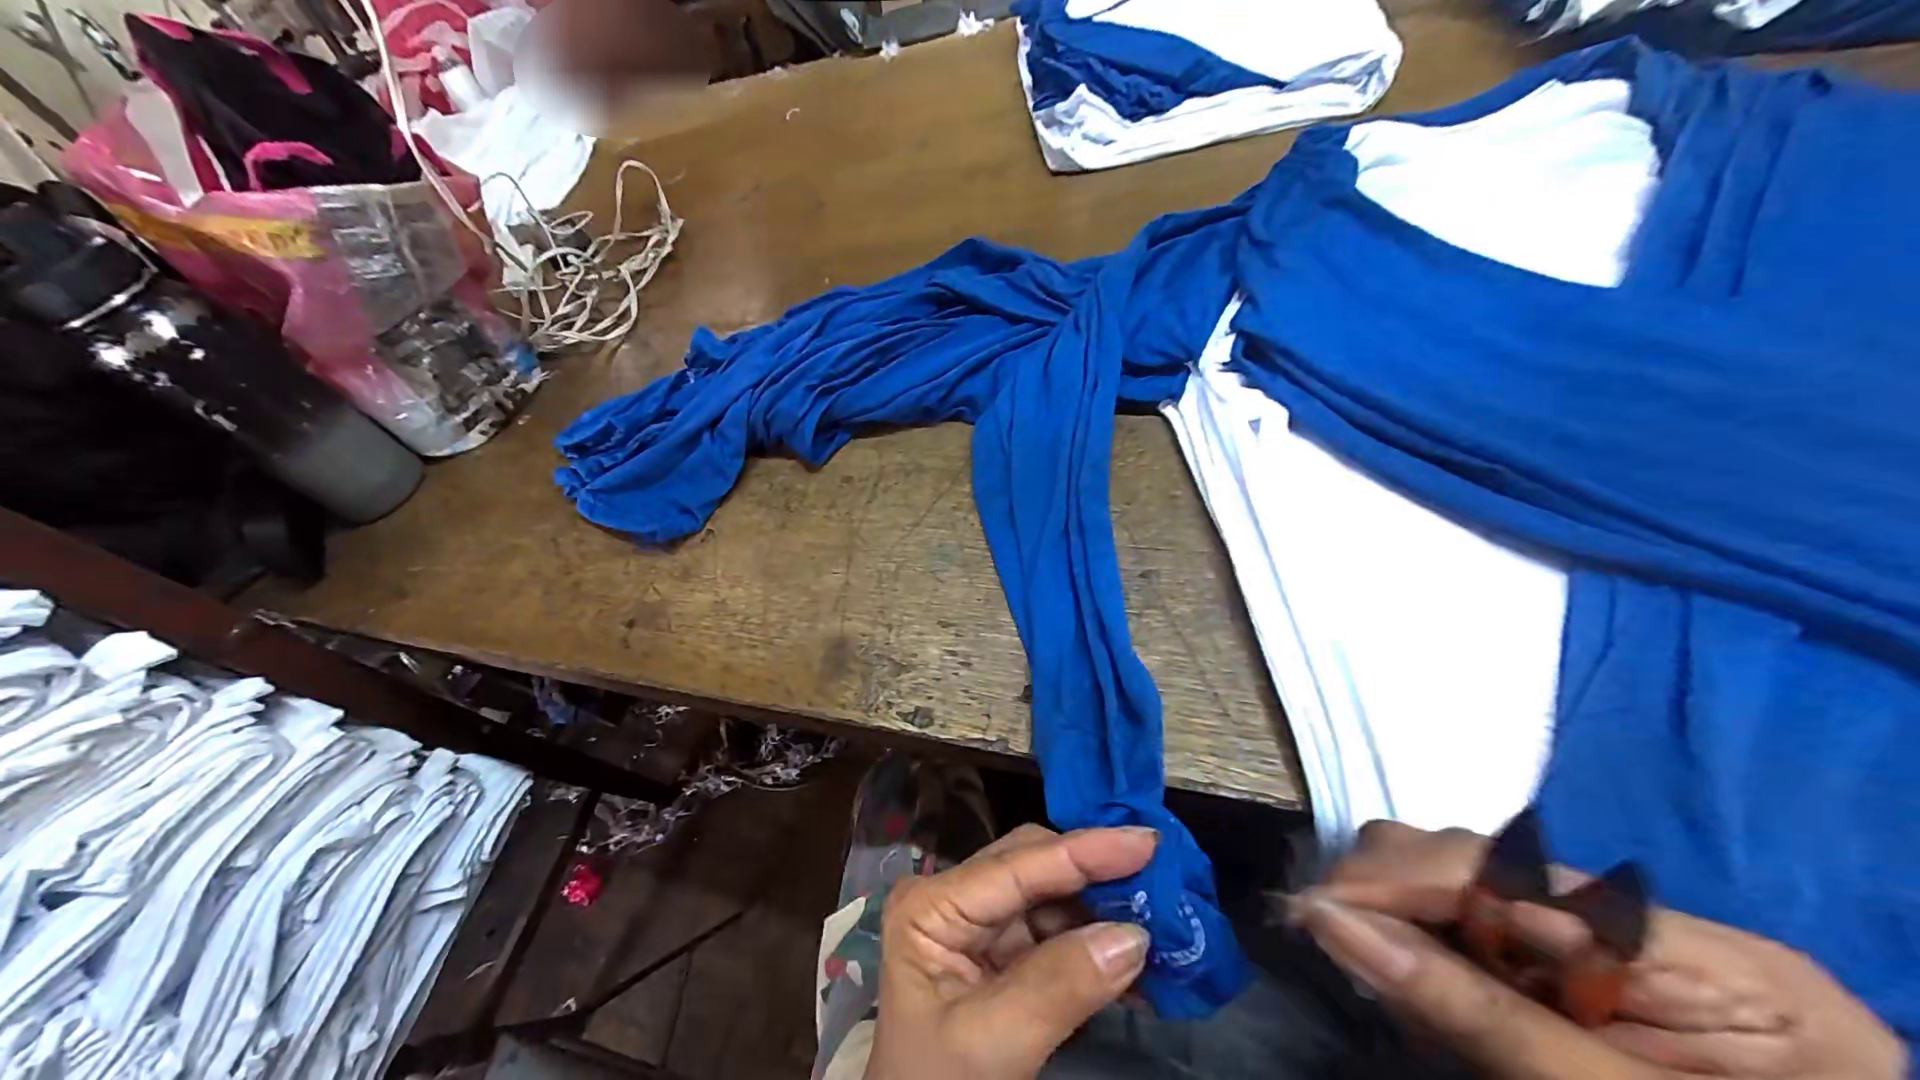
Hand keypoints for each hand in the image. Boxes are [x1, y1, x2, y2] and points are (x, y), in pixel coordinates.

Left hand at [865, 824, 1157, 1079]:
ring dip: (1105, 909)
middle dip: (1098, 874)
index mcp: (932, 905)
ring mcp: (980, 925)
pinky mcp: (1005, 954)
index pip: (1017, 864)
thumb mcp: (991, 1043)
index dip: (1085, 850)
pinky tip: (1139, 958)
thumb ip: (1059, 985)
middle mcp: (955, 898)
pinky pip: (1061, 932)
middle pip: (1036, 866)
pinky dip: (1098, 943)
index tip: (1148, 841)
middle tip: (1162, 882)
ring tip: (1162, 919)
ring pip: (1055, 895)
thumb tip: (1133, 936)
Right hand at [1294, 821, 1907, 1079]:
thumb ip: (1476, 1015)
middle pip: (1482, 858)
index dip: (1400, 879)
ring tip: (1377, 972)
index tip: (1308, 907)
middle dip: (1391, 892)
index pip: (1517, 875)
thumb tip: (1330, 923)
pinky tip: (1419, 983)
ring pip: (1465, 880)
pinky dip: (1433, 949)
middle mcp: (1657, 925)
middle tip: (1331, 943)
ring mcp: (1619, 941)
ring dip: (1402, 918)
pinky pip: (1480, 925)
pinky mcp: (1585, 963)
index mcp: (1711, 961)